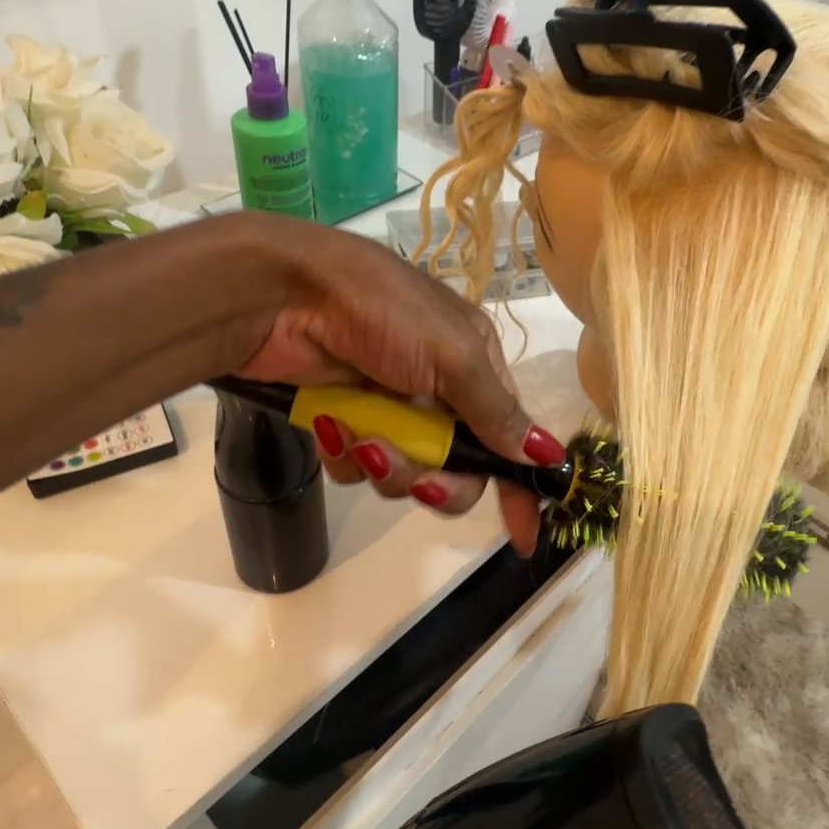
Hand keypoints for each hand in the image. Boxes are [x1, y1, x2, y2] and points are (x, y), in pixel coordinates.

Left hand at [228, 214, 564, 554]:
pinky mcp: (343, 420)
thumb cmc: (381, 311)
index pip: (508, 434)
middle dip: (439, 482)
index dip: (519, 485)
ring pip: (404, 473)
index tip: (524, 536)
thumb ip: (496, 411)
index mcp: (474, 363)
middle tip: (420, 484)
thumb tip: (546, 456)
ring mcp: (388, 407)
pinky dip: (345, 452)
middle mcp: (437, 390)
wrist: (283, 292)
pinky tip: (328, 425)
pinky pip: (357, 467)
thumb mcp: (452, 353)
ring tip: (359, 438)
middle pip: (457, 467)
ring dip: (385, 465)